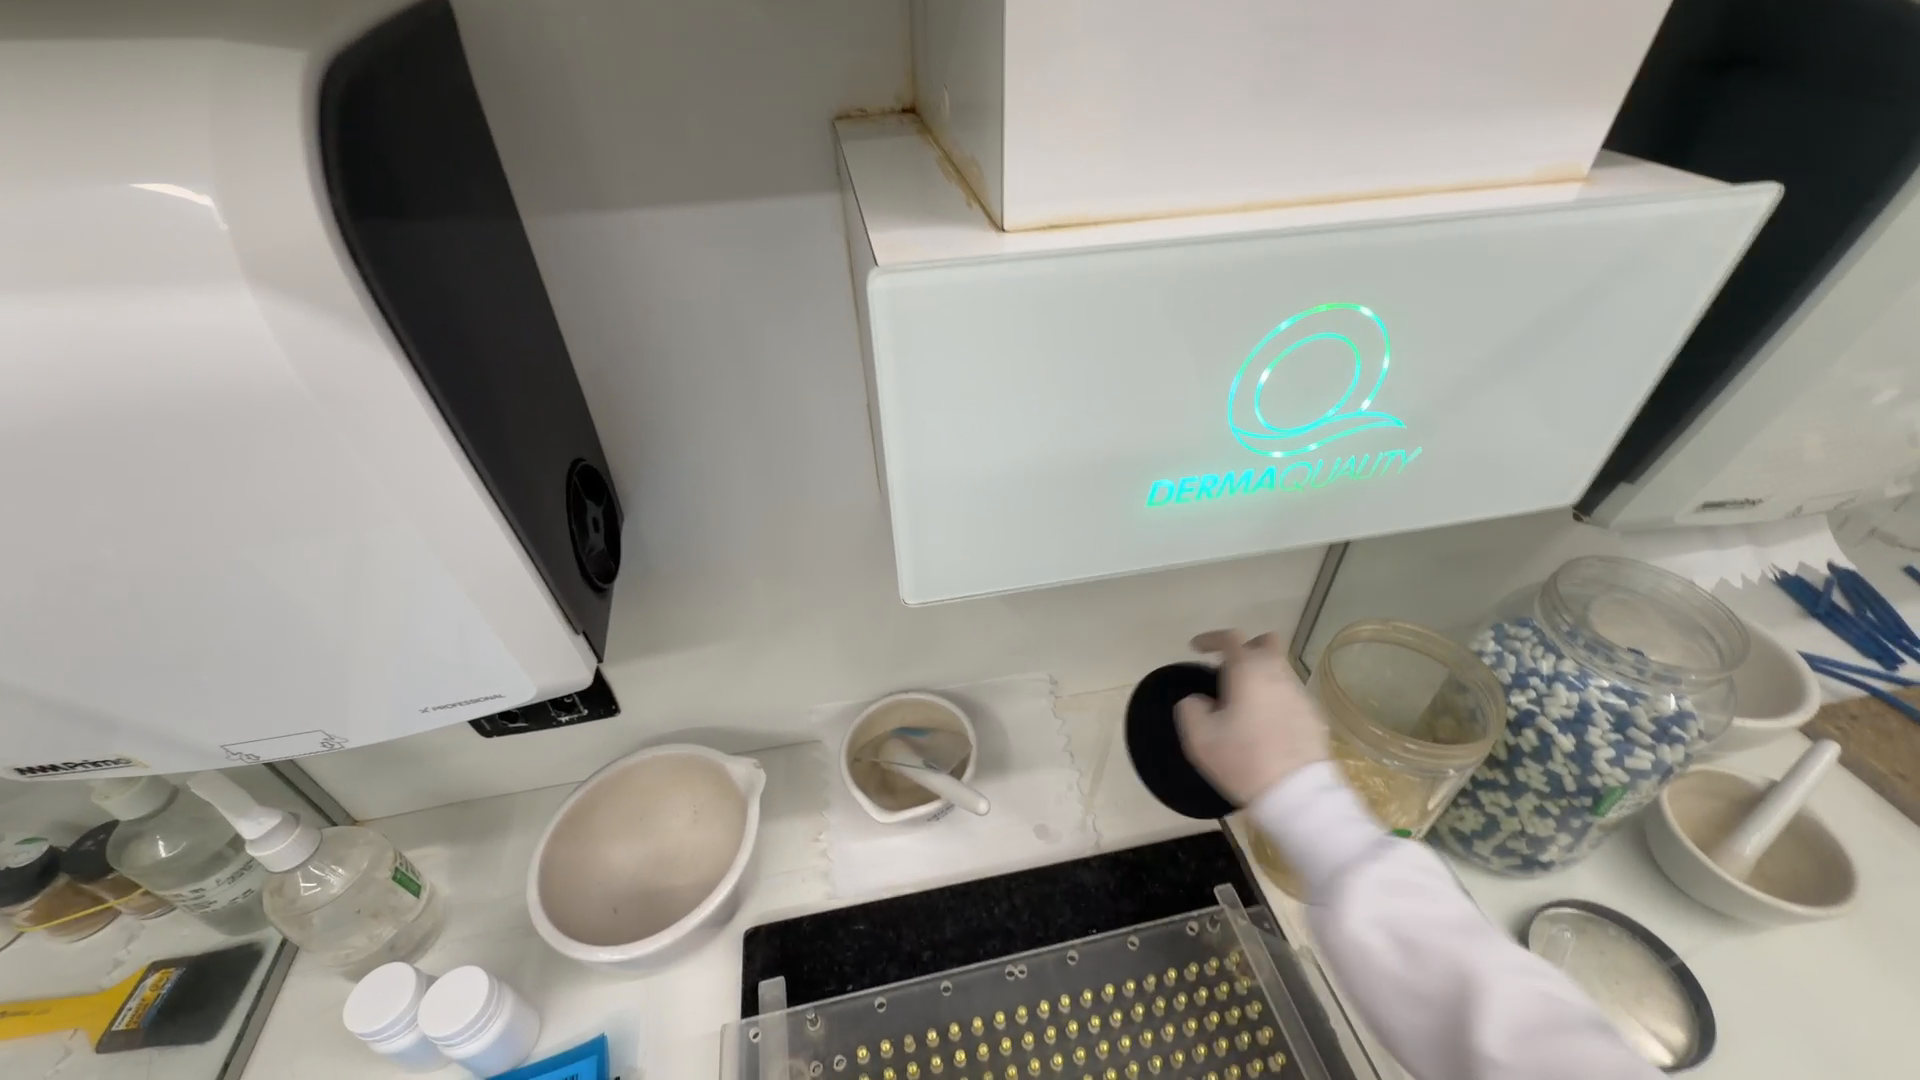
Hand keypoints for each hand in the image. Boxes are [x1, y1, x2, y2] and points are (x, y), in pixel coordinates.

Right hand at [1175, 630, 1329, 805]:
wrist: (1297, 794)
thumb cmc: (1243, 760)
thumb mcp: (1200, 739)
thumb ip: (1190, 709)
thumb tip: (1197, 701)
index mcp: (1248, 671)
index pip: (1230, 638)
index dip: (1210, 639)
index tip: (1196, 648)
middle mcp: (1278, 674)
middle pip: (1266, 643)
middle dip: (1245, 648)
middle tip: (1227, 667)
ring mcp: (1299, 694)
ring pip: (1279, 670)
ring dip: (1260, 675)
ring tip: (1244, 701)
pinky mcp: (1313, 715)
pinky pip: (1289, 694)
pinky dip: (1274, 697)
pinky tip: (1264, 722)